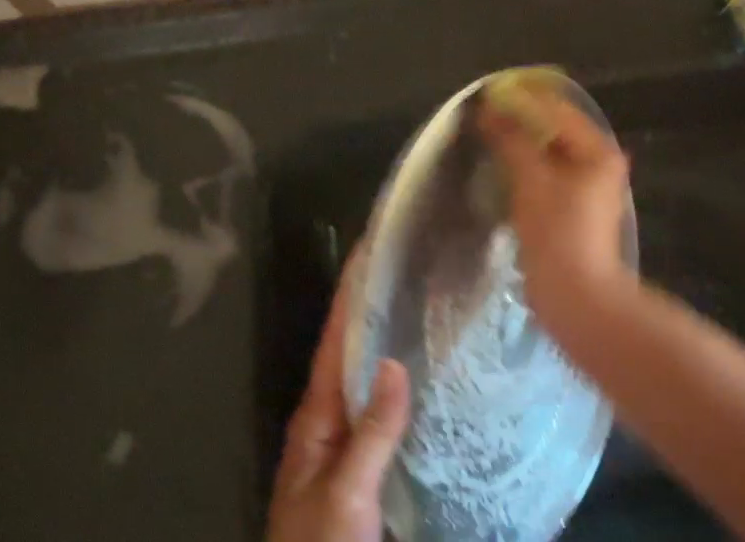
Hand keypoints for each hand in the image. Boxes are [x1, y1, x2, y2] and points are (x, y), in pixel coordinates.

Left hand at [268, 252, 410, 541]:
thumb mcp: (346, 493)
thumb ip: (371, 432)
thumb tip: (395, 361)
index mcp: (314, 420)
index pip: (335, 344)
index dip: (351, 297)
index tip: (369, 251)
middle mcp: (328, 423)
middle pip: (352, 355)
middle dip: (375, 310)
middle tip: (412, 267)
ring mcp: (346, 446)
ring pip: (370, 381)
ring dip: (391, 342)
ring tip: (427, 303)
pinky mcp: (365, 467)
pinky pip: (385, 413)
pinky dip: (404, 386)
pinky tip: (430, 374)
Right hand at [478, 91, 634, 326]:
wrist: (576, 299)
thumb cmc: (557, 234)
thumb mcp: (531, 180)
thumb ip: (511, 140)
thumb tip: (487, 110)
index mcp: (598, 150)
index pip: (557, 109)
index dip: (522, 100)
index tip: (487, 96)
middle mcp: (598, 163)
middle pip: (554, 130)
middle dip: (519, 121)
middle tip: (482, 116)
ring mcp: (586, 189)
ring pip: (547, 154)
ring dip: (518, 145)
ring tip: (485, 139)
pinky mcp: (571, 211)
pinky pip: (544, 177)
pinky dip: (523, 169)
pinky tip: (498, 170)